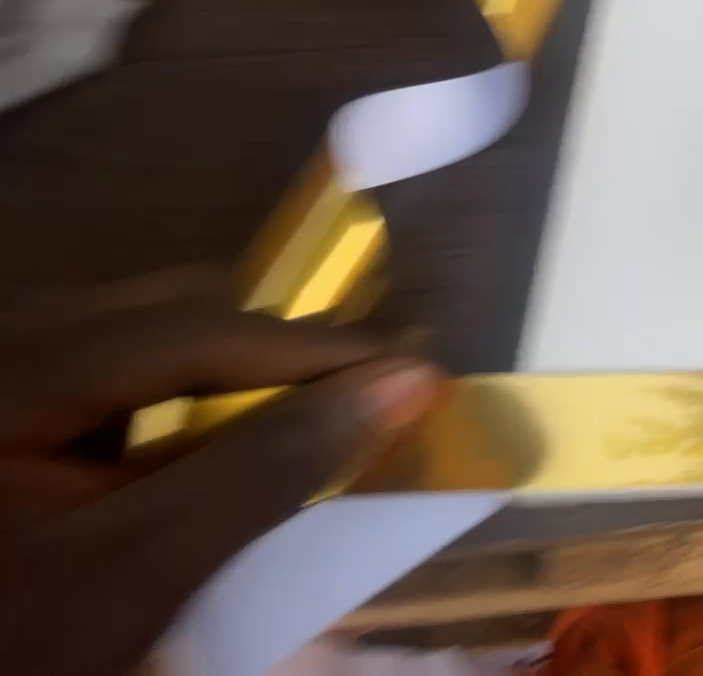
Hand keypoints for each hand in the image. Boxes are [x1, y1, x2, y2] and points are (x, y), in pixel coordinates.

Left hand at [0, 268, 443, 675]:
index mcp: (5, 382)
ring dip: (230, 368)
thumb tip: (414, 380)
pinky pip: (110, 363)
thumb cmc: (7, 649)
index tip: (412, 378)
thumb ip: (275, 461)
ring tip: (275, 422)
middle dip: (274, 353)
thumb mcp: (141, 566)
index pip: (200, 333)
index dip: (319, 351)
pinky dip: (179, 388)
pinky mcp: (2, 410)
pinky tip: (189, 443)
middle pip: (172, 309)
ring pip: (146, 327)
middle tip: (343, 404)